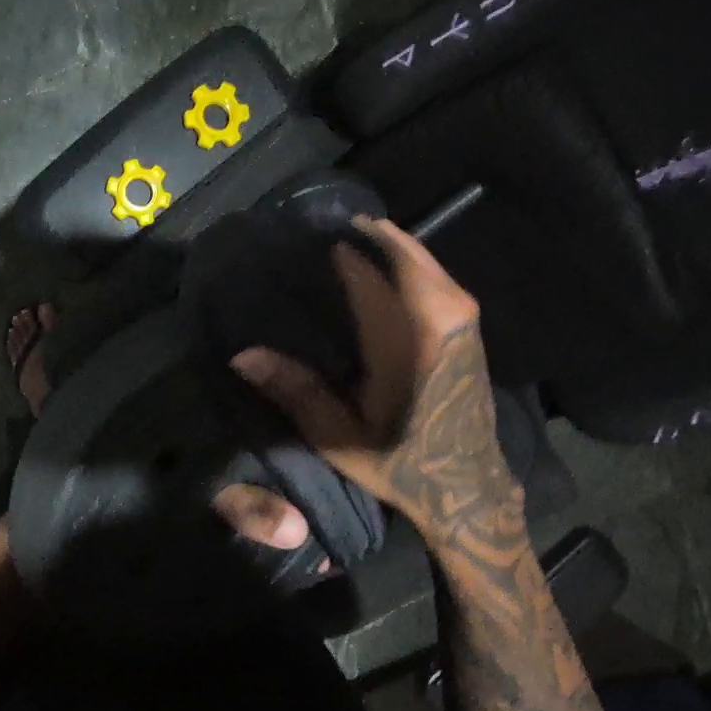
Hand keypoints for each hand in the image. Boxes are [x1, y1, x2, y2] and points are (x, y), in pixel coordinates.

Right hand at [229, 215, 518, 535]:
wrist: (468, 486)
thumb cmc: (398, 462)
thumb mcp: (338, 435)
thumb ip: (295, 391)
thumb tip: (242, 355)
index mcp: (404, 343)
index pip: (369, 278)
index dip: (343, 254)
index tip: (312, 235)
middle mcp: (438, 321)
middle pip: (406, 257)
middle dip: (373, 236)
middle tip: (335, 225)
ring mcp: (461, 324)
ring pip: (427, 264)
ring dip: (395, 246)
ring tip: (359, 236)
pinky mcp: (468, 332)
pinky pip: (438, 279)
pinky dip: (414, 264)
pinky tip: (392, 268)